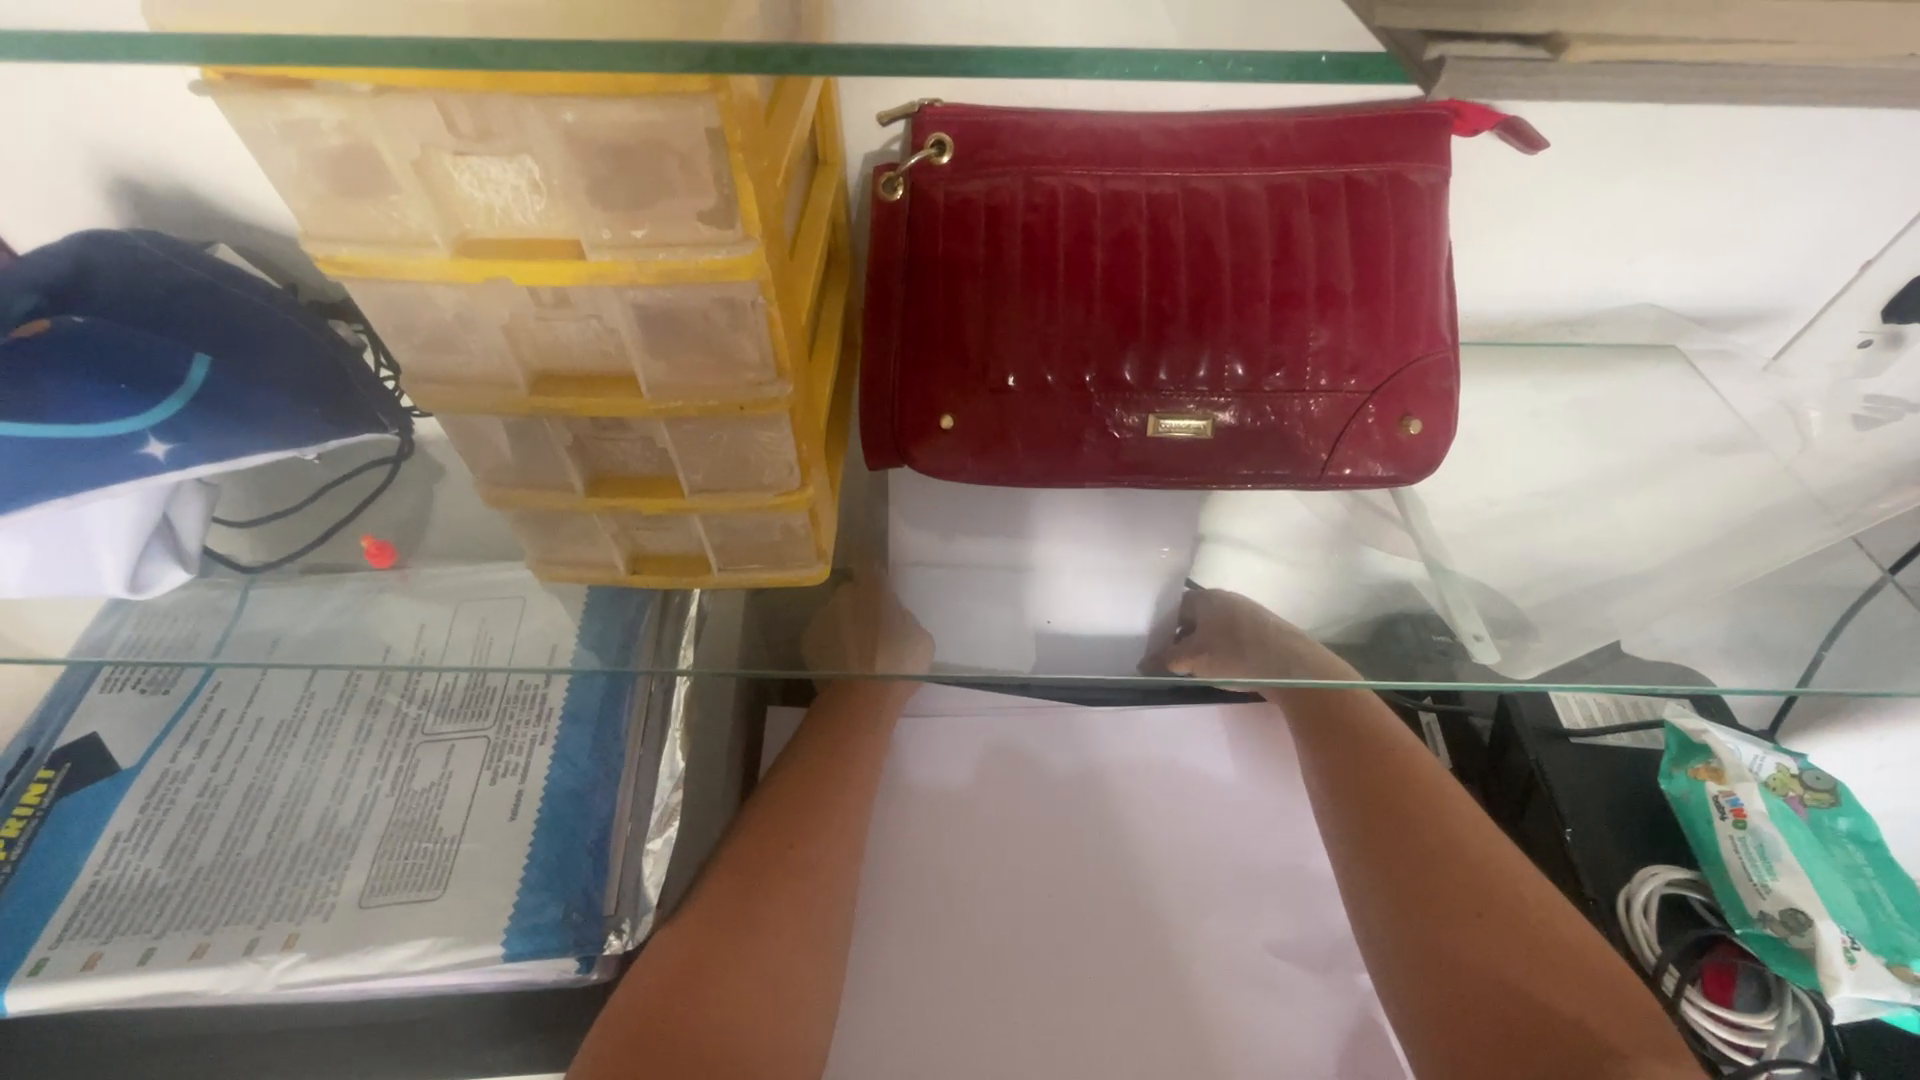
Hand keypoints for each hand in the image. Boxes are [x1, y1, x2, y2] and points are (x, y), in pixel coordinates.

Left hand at [801, 566, 933, 678]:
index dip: (874, 577)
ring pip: (836, 616)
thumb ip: (904, 618)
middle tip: (873, 632)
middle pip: (852, 595)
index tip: (879, 589)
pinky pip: (824, 637)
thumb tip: (895, 615)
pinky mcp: (808, 641)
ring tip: (856, 654)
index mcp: (874, 589)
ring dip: (844, 627)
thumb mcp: (920, 638)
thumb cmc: (900, 665)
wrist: (863, 699)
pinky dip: (831, 646)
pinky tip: (842, 665)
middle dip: (860, 607)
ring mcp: (822, 617)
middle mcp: (844, 595)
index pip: (870, 567)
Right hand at [1143, 587, 1358, 683]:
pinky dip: (1225, 653)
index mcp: (1207, 598)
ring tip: (1200, 671)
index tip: (1159, 651)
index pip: (1175, 607)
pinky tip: (1228, 670)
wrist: (1295, 669)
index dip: (1163, 629)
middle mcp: (1228, 599)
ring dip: (1205, 649)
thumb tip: (1142, 664)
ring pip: (1216, 630)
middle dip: (1183, 641)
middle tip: (1176, 664)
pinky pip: (1235, 639)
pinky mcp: (1266, 632)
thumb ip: (1164, 660)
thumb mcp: (1192, 660)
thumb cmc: (1235, 655)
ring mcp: (1250, 614)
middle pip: (1195, 619)